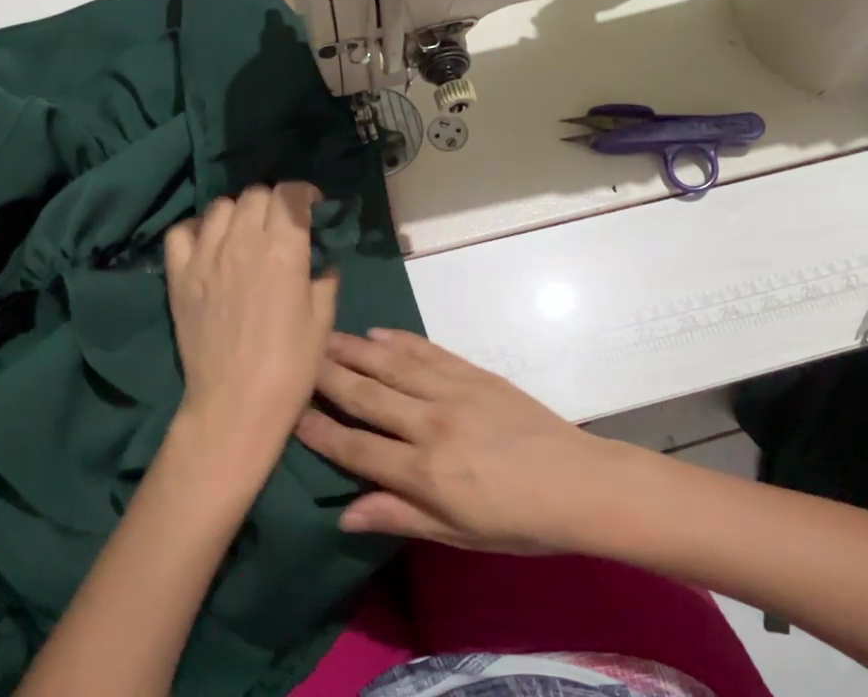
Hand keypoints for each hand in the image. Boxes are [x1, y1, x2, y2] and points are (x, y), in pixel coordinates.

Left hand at [164, 183, 337, 439]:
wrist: (236, 403)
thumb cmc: (291, 365)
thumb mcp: (323, 320)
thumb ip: (324, 280)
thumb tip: (321, 262)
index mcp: (284, 249)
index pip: (290, 193)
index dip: (304, 193)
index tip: (313, 206)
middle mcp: (243, 242)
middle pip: (256, 194)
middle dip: (274, 203)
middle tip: (282, 226)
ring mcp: (206, 256)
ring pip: (220, 206)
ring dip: (238, 212)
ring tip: (246, 233)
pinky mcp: (179, 276)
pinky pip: (181, 232)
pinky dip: (198, 230)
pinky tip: (210, 245)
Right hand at [295, 328, 615, 554]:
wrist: (579, 484)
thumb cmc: (518, 522)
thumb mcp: (456, 533)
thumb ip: (400, 516)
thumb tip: (344, 515)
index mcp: (423, 472)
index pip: (355, 447)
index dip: (318, 432)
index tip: (288, 414)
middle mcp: (431, 424)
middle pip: (366, 396)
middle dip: (326, 377)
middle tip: (293, 357)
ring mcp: (454, 393)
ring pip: (393, 365)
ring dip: (355, 349)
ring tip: (324, 336)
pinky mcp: (476, 375)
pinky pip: (430, 352)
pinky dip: (401, 340)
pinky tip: (378, 333)